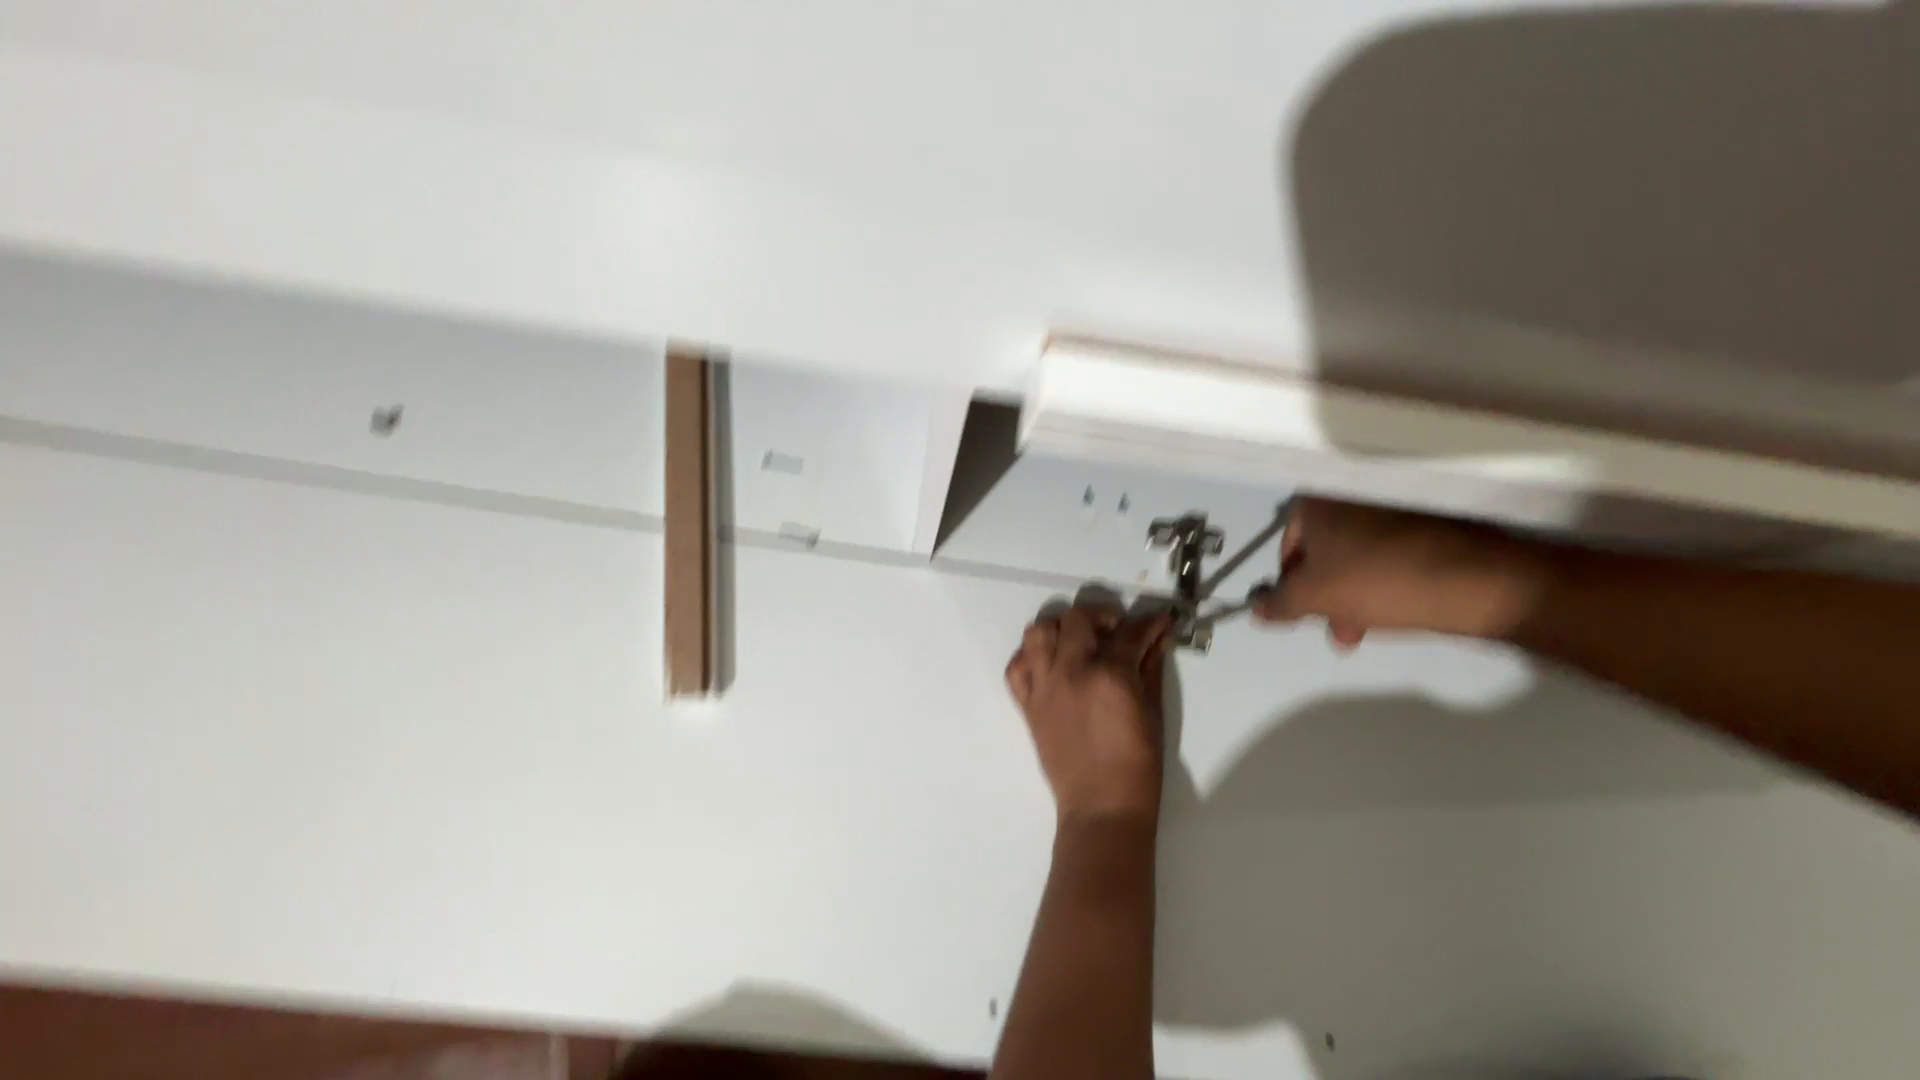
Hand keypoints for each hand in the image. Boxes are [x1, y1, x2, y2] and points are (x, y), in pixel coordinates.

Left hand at [1005, 605, 1172, 823]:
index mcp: (1109, 676)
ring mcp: (1043, 687)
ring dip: (1061, 628)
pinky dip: (1031, 656)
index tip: (1158, 622)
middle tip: (1117, 632)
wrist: (1100, 807)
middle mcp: (1071, 673)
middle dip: (1102, 617)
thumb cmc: (1137, 767)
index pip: (1130, 634)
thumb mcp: (1153, 713)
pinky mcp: (1027, 705)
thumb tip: (1156, 639)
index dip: (1148, 623)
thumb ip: (1151, 670)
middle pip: (1078, 619)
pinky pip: (1017, 666)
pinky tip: (1051, 664)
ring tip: (1079, 642)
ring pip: (1038, 632)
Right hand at [1252, 497, 1550, 648]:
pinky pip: (1392, 550)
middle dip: (1327, 596)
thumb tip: (1257, 608)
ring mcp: (1396, 503)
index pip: (1288, 546)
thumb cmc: (1379, 581)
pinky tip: (1398, 606)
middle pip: (1325, 552)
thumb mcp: (1313, 598)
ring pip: (1359, 554)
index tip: (1307, 616)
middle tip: (1341, 632)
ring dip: (1354, 594)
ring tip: (1368, 630)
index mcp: (1319, 501)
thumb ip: (1278, 603)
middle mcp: (1354, 492)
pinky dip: (1386, 577)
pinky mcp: (1432, 518)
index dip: (1291, 586)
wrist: (1476, 580)